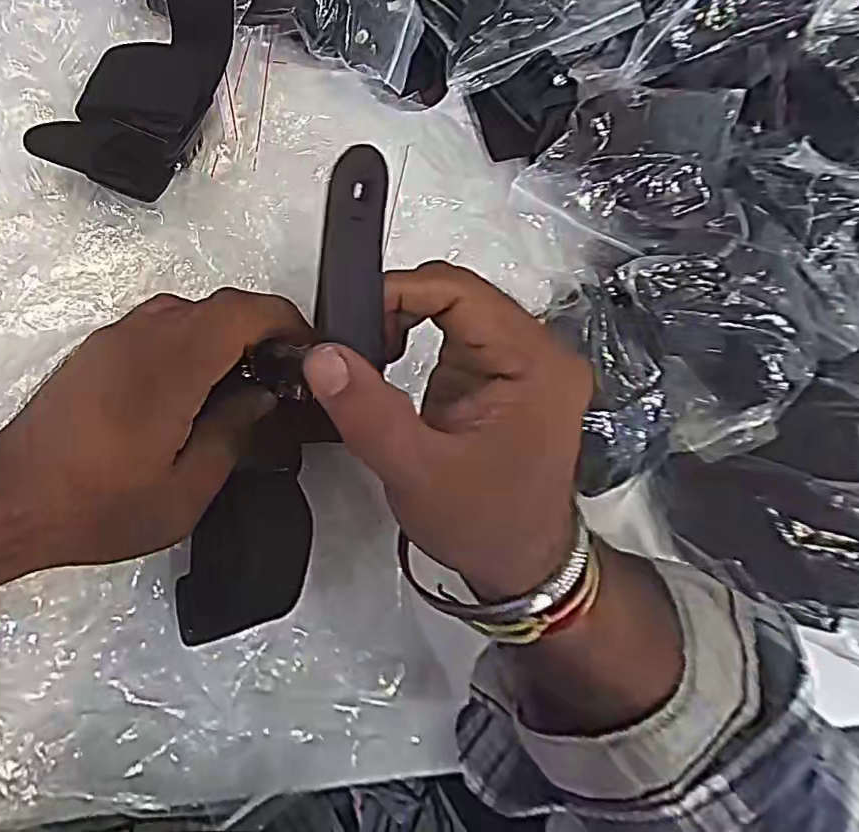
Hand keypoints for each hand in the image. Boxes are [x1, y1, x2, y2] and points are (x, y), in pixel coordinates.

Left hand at [0, 288, 311, 568]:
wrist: (12, 497)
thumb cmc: (96, 504)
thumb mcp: (184, 490)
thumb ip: (231, 434)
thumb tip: (259, 398)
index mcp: (170, 364)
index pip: (242, 311)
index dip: (285, 320)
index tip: (305, 348)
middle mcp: (142, 336)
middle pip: (217, 305)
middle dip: (258, 329)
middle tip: (278, 373)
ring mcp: (115, 337)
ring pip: (186, 311)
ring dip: (221, 334)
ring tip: (238, 382)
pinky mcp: (98, 349)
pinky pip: (157, 324)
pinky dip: (188, 340)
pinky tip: (190, 387)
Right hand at [302, 261, 592, 599]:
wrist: (520, 567)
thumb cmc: (485, 525)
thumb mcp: (416, 471)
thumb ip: (367, 412)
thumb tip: (323, 357)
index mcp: (534, 365)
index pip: (460, 291)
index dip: (400, 293)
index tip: (355, 319)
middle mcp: (535, 354)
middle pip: (456, 291)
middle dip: (396, 306)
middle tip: (357, 343)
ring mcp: (517, 362)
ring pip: (450, 306)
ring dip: (401, 319)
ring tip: (369, 356)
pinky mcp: (497, 373)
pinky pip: (449, 330)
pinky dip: (409, 336)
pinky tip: (387, 365)